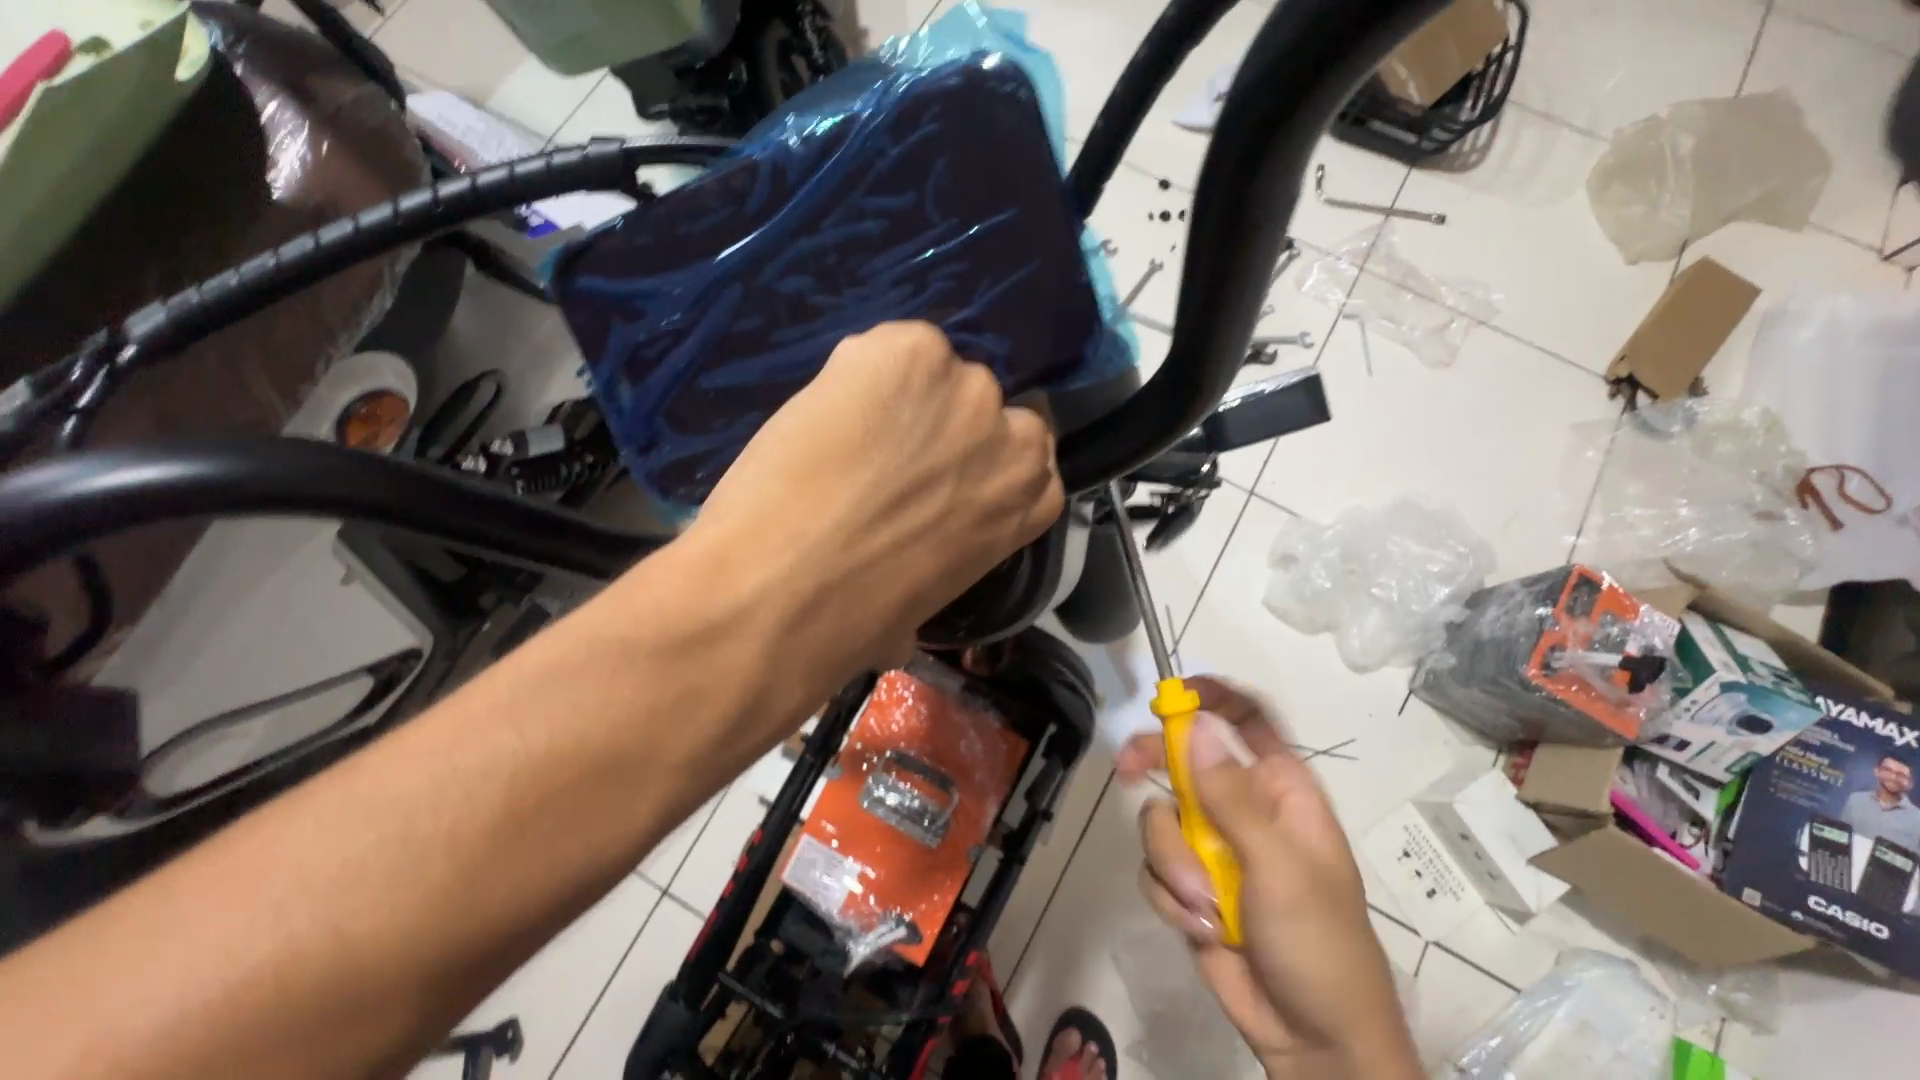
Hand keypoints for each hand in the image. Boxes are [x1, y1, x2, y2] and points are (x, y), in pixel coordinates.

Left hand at [692, 321, 1063, 673]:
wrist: (782, 591)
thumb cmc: (853, 622)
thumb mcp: (922, 606)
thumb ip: (941, 560)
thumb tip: (910, 567)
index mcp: (1030, 501)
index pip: (1024, 452)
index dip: (975, 457)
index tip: (935, 471)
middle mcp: (1013, 436)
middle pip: (980, 405)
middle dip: (940, 424)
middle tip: (885, 453)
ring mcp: (964, 388)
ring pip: (932, 373)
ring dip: (897, 397)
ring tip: (843, 435)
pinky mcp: (910, 351)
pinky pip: (889, 349)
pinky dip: (858, 373)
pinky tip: (826, 412)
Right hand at [1118, 677, 1420, 1079]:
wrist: (1312, 1037)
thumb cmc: (1319, 943)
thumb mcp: (1280, 867)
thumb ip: (1232, 797)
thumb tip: (1198, 725)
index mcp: (1281, 791)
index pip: (1248, 722)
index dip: (1213, 697)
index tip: (1171, 692)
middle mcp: (1241, 809)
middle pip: (1182, 760)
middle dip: (1154, 767)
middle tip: (1126, 769)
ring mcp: (1212, 849)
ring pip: (1158, 821)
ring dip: (1174, 865)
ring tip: (1207, 907)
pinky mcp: (1187, 887)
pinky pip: (1152, 868)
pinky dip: (1171, 898)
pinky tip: (1204, 928)